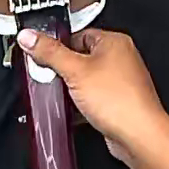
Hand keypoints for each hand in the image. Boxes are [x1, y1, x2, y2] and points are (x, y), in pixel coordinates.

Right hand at [16, 28, 168, 164]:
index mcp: (114, 42)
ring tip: (65, 96)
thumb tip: (30, 37)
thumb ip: (50, 53)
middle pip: (80, 57)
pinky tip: (74, 110)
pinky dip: (81, 104)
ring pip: (86, 80)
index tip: (41, 53)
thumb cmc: (120, 101)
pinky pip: (93, 98)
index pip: (78, 33)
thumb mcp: (75, 71)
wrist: (138, 135)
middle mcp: (120, 59)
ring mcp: (120, 82)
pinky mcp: (117, 102)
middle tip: (53, 77)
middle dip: (64, 70)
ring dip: (72, 89)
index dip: (58, 44)